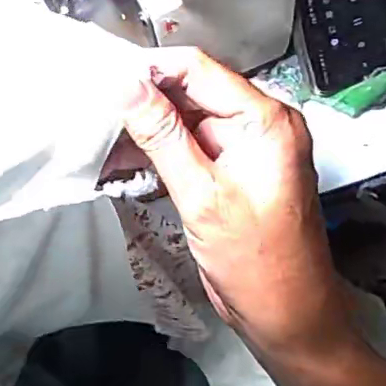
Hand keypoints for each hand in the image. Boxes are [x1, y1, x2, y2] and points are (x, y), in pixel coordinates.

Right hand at [120, 47, 356, 365]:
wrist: (288, 316)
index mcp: (265, 120)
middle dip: (142, 103)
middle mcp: (259, 124)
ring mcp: (245, 146)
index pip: (197, 69)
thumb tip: (128, 88)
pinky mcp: (231, 168)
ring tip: (104, 145)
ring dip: (145, 131)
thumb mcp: (201, 195)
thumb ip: (162, 136)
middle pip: (189, 91)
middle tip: (98, 114)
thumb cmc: (259, 263)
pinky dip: (158, 153)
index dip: (149, 70)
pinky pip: (189, 145)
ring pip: (183, 119)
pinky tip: (124, 164)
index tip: (106, 79)